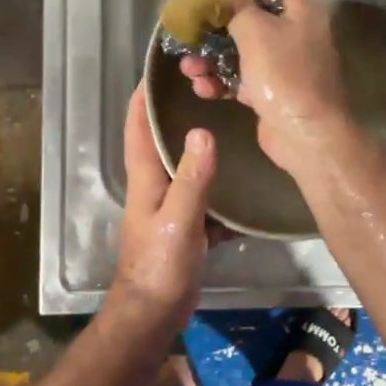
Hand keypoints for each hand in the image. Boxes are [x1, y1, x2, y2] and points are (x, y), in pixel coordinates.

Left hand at [112, 84, 217, 326]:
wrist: (154, 315)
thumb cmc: (160, 266)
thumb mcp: (179, 220)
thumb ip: (192, 179)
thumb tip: (203, 132)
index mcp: (145, 180)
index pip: (137, 129)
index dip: (142, 98)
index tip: (158, 70)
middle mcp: (155, 189)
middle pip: (163, 145)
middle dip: (178, 117)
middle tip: (207, 93)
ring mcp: (171, 211)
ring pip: (188, 172)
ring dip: (204, 153)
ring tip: (232, 131)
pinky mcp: (187, 231)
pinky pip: (207, 203)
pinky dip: (223, 195)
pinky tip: (248, 190)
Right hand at [181, 0, 351, 172]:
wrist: (306, 136)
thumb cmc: (284, 75)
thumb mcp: (256, 32)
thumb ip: (232, 3)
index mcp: (301, 9)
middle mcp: (294, 31)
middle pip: (249, 14)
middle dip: (215, 21)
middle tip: (187, 23)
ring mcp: (282, 63)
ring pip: (240, 49)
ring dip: (210, 56)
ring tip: (187, 65)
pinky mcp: (269, 90)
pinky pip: (240, 77)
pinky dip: (221, 79)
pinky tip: (201, 87)